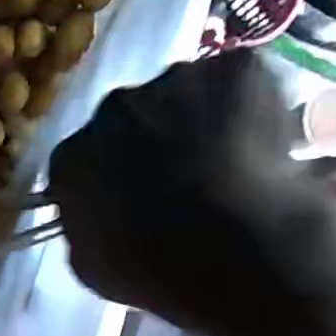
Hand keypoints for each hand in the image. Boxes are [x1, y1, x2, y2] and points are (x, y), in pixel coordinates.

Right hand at [49, 50, 335, 335]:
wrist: (227, 243)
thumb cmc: (149, 268)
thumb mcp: (91, 266)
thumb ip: (86, 228)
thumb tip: (97, 217)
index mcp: (73, 157)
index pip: (82, 160)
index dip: (108, 179)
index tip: (128, 201)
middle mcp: (114, 107)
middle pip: (131, 119)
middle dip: (150, 142)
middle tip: (180, 182)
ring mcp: (176, 79)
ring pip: (186, 96)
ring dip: (198, 122)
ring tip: (227, 167)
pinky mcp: (237, 67)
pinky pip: (241, 84)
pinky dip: (251, 107)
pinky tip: (262, 146)